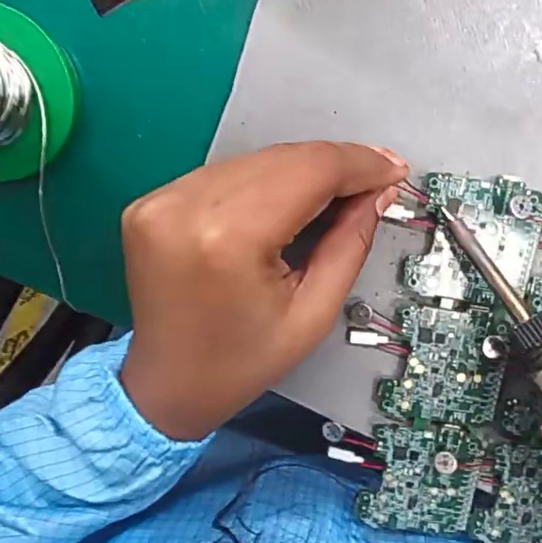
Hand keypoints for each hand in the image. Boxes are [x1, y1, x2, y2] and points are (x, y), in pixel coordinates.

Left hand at [120, 142, 407, 439]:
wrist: (168, 384)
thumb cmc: (237, 363)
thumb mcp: (311, 315)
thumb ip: (349, 244)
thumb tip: (376, 193)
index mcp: (227, 239)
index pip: (308, 170)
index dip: (359, 164)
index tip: (391, 172)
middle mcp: (185, 207)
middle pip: (281, 158)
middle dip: (334, 166)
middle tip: (372, 184)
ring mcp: (161, 201)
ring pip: (253, 160)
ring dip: (298, 171)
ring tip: (331, 197)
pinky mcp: (150, 202)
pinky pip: (223, 174)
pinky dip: (260, 182)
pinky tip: (283, 204)